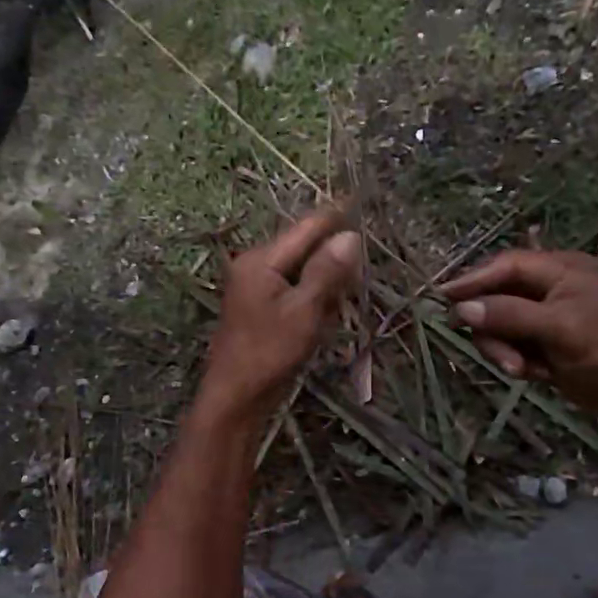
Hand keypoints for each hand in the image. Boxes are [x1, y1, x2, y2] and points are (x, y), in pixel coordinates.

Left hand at [197, 210, 362, 423]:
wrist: (236, 396)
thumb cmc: (269, 353)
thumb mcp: (304, 310)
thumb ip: (327, 271)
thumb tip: (349, 236)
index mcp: (261, 260)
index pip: (305, 228)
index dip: (335, 216)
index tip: (360, 201)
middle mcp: (255, 265)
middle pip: (304, 247)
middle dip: (333, 256)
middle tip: (361, 269)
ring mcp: (255, 286)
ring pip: (301, 270)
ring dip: (325, 281)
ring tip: (344, 296)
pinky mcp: (261, 307)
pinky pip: (294, 290)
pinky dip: (313, 297)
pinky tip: (324, 316)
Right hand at [441, 250, 597, 413]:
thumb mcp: (559, 327)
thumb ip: (509, 314)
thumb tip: (461, 308)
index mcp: (560, 270)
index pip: (506, 266)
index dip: (473, 279)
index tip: (442, 297)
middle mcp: (552, 288)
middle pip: (498, 298)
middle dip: (495, 328)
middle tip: (502, 357)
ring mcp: (549, 318)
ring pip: (503, 326)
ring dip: (506, 350)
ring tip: (523, 371)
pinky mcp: (548, 346)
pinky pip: (515, 347)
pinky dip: (519, 361)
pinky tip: (536, 374)